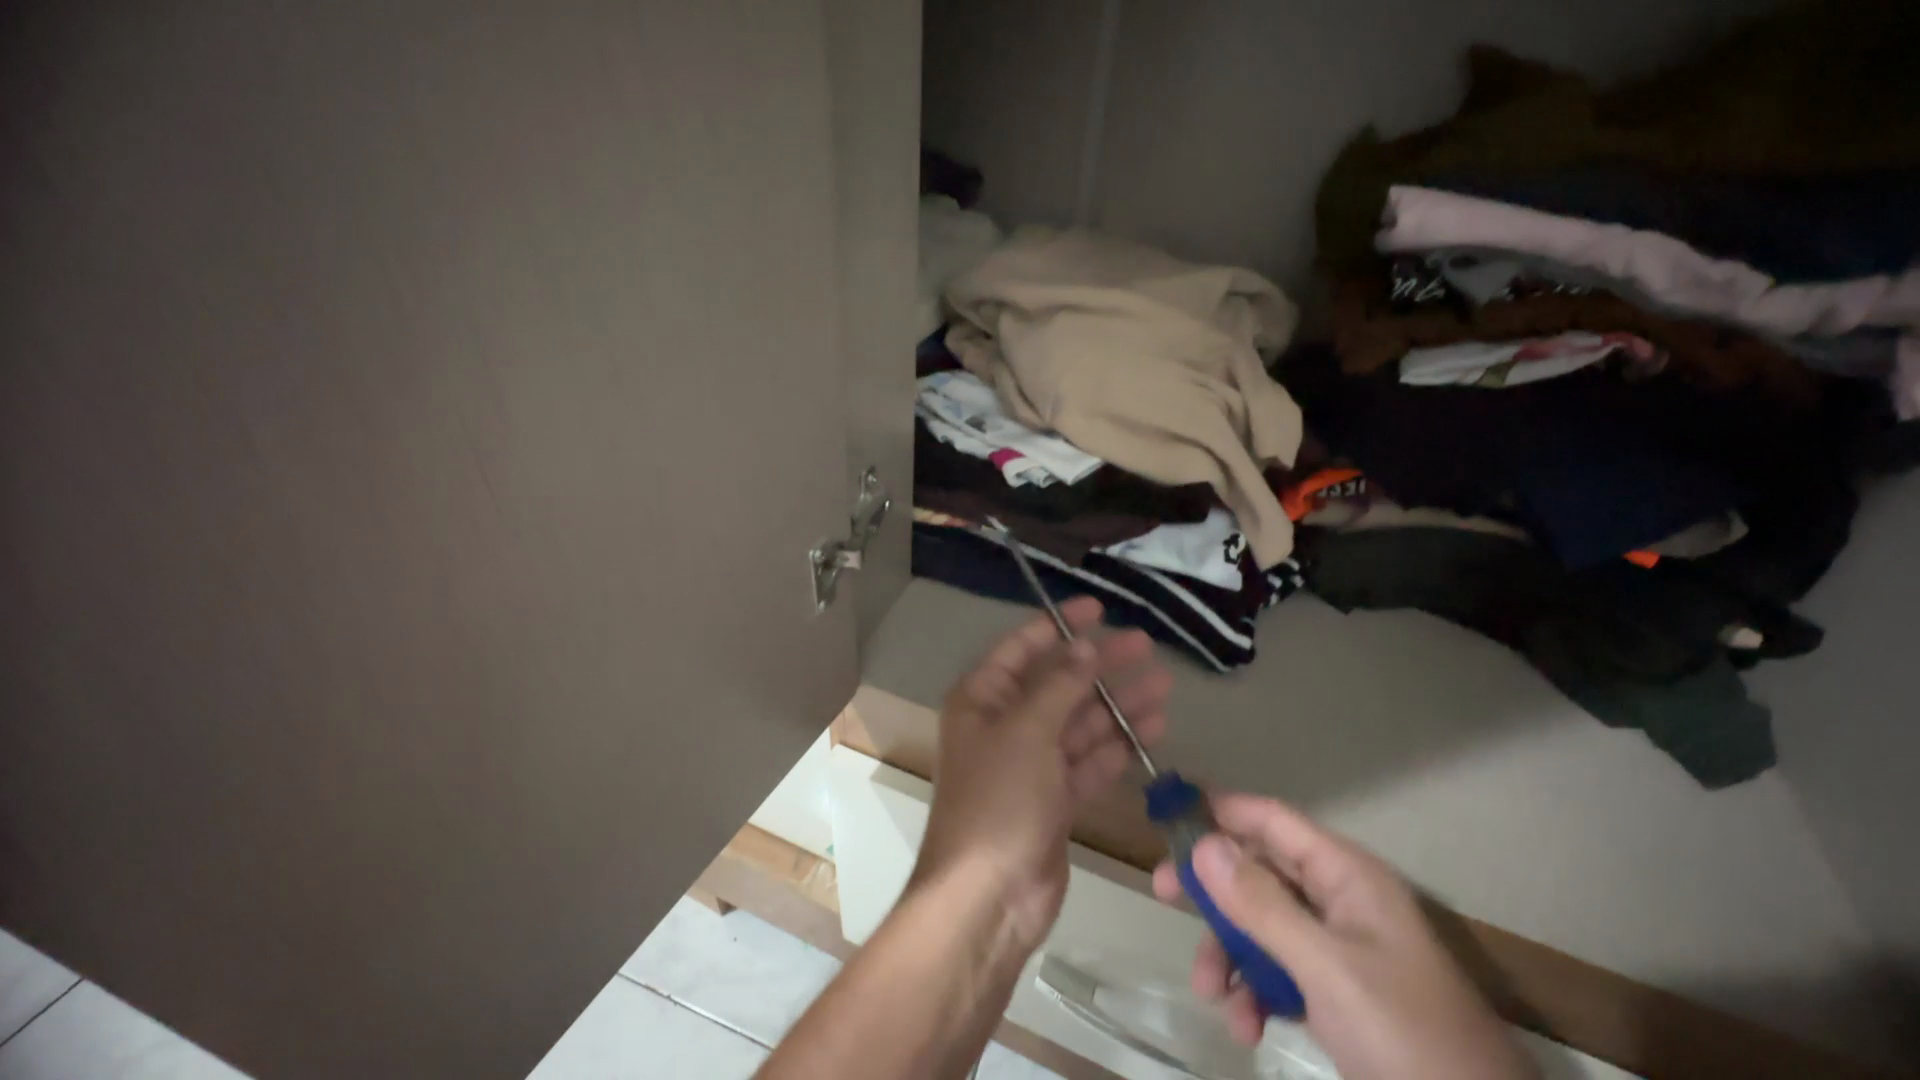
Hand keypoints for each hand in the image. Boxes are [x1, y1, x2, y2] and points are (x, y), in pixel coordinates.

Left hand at [912, 597, 1170, 948]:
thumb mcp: (1027, 732)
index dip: (1059, 625)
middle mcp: (1004, 726)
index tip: (1099, 608)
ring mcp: (1031, 765)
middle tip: (1145, 645)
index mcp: (981, 700)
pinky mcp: (1055, 800)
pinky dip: (1117, 745)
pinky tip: (1153, 727)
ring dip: (1118, 704)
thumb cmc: (999, 800)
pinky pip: (1090, 761)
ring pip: (1080, 723)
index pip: (1022, 649)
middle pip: (1058, 684)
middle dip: (1100, 665)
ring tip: (1163, 684)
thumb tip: (1085, 646)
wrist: (989, 895)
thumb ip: (1059, 686)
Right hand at [1153, 794, 1535, 1079]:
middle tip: (1161, 896)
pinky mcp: (1338, 992)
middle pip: (1260, 872)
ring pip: (1262, 927)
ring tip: (1213, 994)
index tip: (1165, 816)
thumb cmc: (1404, 1034)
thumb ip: (1262, 905)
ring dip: (1230, 955)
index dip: (1220, 812)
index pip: (1273, 820)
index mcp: (1347, 877)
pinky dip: (1255, 993)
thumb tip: (1202, 843)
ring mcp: (1340, 948)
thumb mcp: (1326, 967)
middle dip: (1213, 891)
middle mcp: (1340, 901)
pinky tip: (1247, 1027)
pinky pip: (1279, 973)